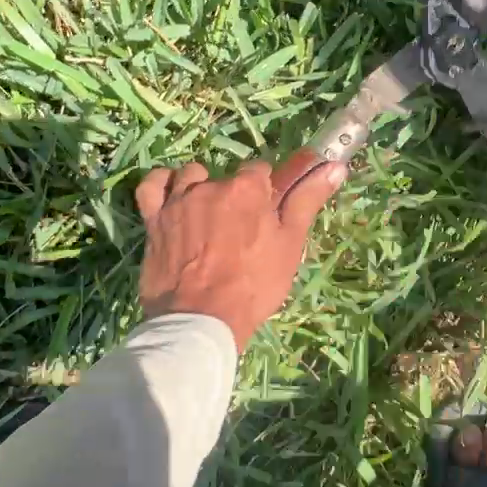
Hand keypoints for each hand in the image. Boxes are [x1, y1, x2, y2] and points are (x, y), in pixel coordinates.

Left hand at [134, 157, 346, 350]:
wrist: (202, 320)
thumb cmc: (254, 284)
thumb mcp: (290, 243)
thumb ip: (307, 199)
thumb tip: (335, 166)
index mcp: (247, 188)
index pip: (260, 171)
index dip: (265, 192)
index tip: (266, 214)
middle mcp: (211, 185)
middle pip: (226, 177)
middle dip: (235, 195)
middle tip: (240, 229)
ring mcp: (178, 201)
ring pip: (191, 176)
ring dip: (200, 187)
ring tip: (207, 215)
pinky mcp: (153, 219)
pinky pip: (152, 185)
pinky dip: (162, 184)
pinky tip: (172, 194)